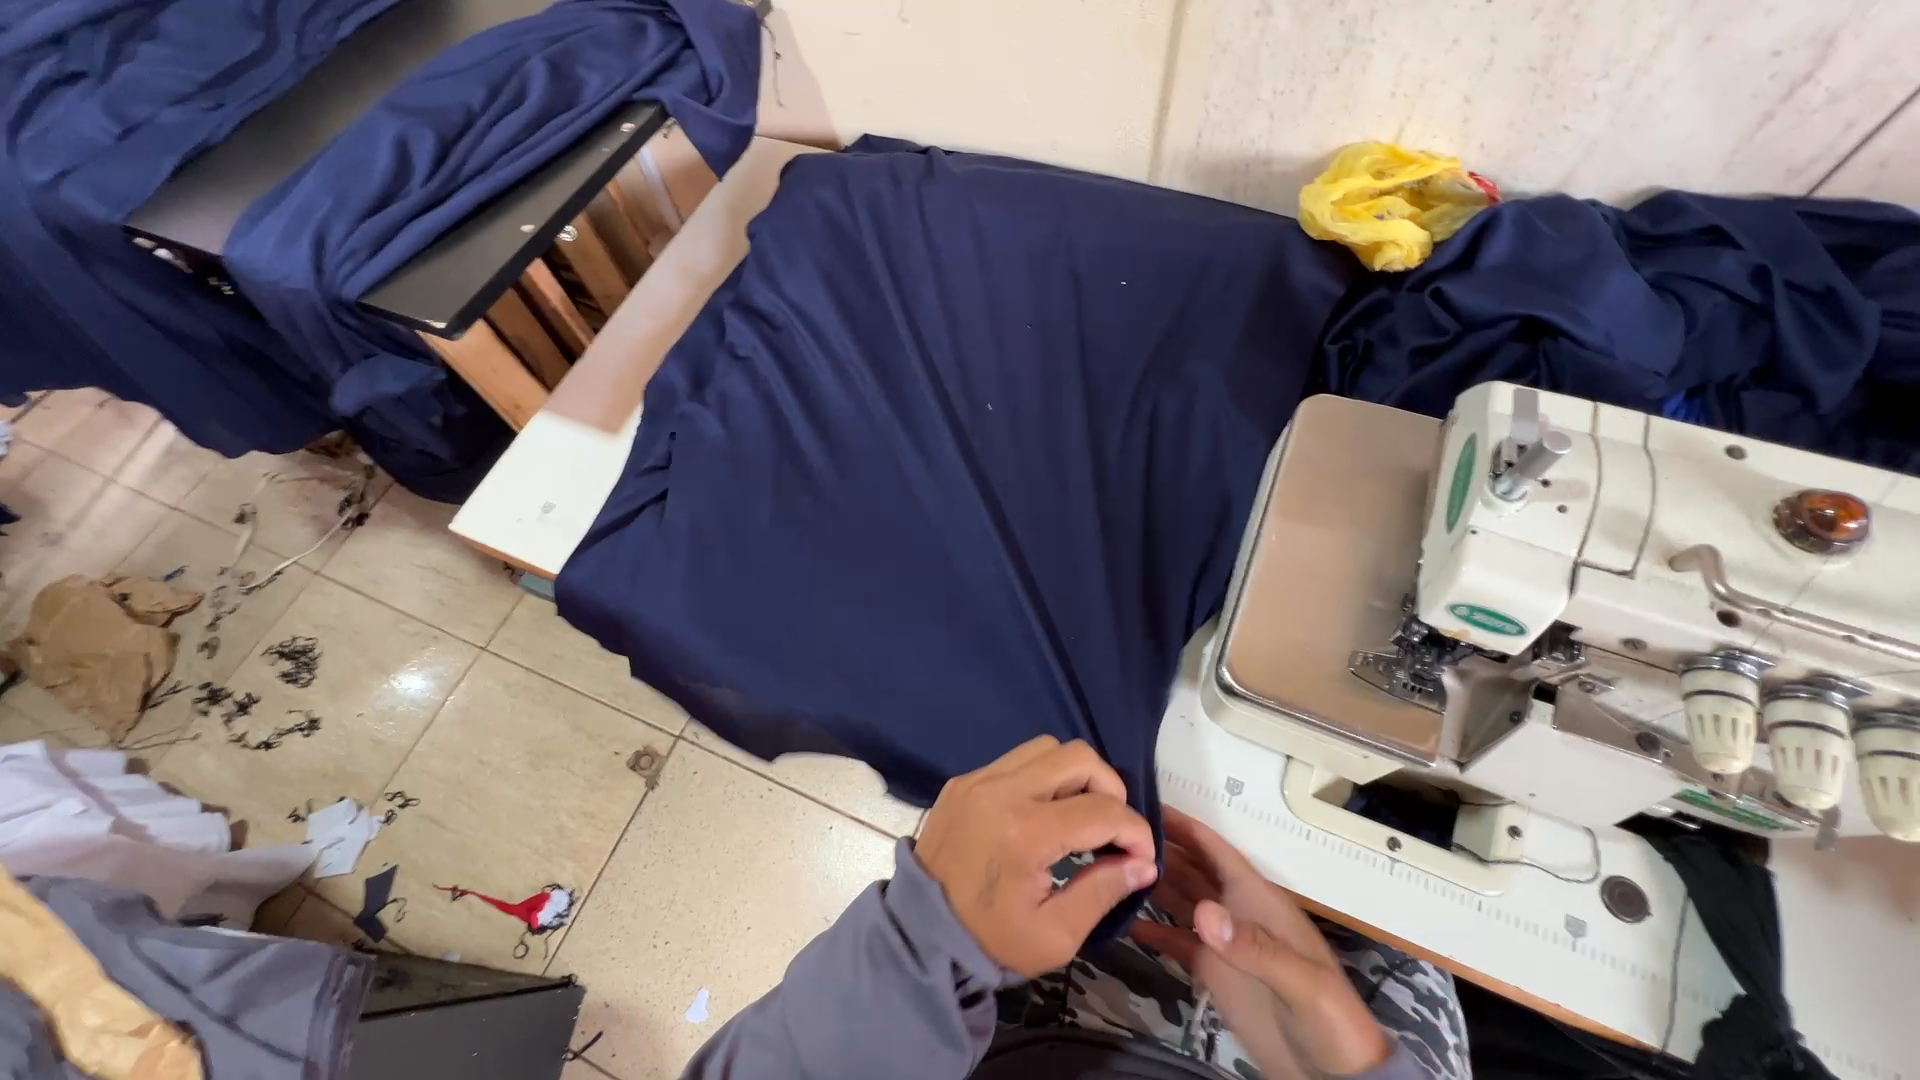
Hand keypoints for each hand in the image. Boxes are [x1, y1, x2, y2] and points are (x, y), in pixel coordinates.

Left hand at [915, 736, 1157, 975]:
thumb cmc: (989, 940)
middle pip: (1078, 757)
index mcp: (1025, 833)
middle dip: (1109, 789)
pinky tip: (1043, 812)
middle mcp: (1001, 792)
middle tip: (1111, 828)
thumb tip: (1143, 863)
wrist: (918, 934)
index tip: (1141, 855)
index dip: (1134, 831)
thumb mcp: (1055, 935)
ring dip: (1075, 775)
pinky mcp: (963, 780)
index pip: (1102, 811)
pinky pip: (1016, 759)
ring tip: (1079, 815)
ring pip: (1047, 748)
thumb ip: (1102, 891)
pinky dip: (1042, 777)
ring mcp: (978, 779)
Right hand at [1129, 807, 1390, 1078]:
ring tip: (1112, 868)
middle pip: (1191, 869)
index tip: (1147, 806)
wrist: (1332, 1076)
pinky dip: (1153, 930)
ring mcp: (1223, 942)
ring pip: (1181, 899)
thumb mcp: (1302, 982)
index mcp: (1258, 901)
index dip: (1185, 827)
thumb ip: (1255, 946)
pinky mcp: (1212, 972)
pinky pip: (1177, 941)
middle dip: (1159, 849)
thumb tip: (1203, 910)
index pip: (1216, 852)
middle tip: (1114, 834)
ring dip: (1152, 883)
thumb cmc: (1329, 1019)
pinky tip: (1124, 921)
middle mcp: (1235, 911)